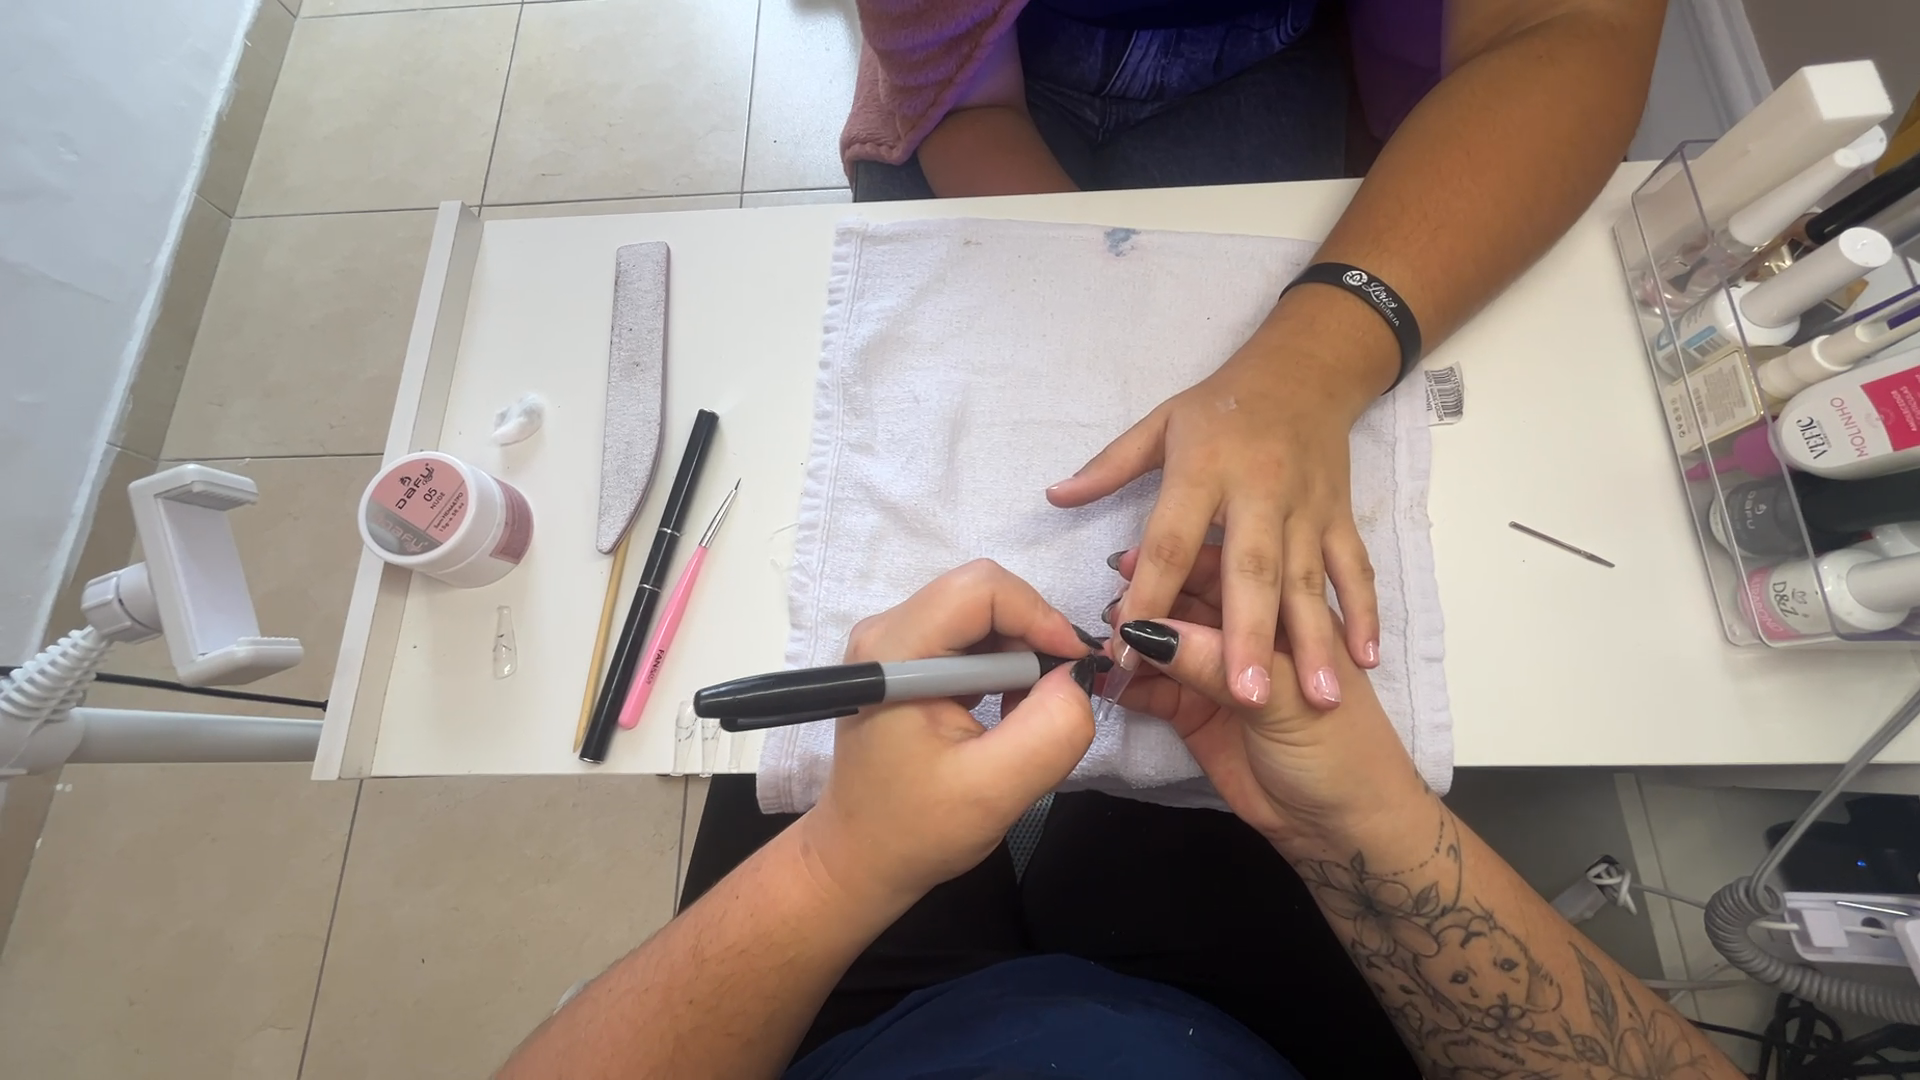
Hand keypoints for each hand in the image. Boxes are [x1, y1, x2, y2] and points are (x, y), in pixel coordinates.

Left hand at [801, 560, 1096, 905]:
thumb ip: (1050, 730)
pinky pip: (970, 635)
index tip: (1074, 664)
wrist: (861, 857)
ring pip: (981, 613)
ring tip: (1024, 713)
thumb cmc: (916, 830)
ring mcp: (894, 642)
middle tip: (1056, 694)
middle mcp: (887, 630)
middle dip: (1031, 636)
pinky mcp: (906, 658)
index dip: (1037, 614)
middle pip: (981, 595)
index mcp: (894, 653)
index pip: (979, 589)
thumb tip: (1079, 676)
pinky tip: (1002, 709)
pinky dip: (1002, 665)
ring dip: (1019, 654)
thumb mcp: (995, 792)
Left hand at [1047, 330, 1382, 712]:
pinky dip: (1364, 610)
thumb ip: (1108, 468)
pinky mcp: (1341, 514)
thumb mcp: (1158, 426)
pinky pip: (1355, 566)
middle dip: (1247, 634)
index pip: (1170, 542)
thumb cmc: (1219, 405)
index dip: (1148, 595)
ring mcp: (1306, 506)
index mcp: (1202, 471)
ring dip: (1312, 637)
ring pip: (1308, 578)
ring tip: (1317, 697)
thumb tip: (1054, 496)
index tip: (1128, 650)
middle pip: (1250, 569)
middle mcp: (1258, 491)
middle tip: (1245, 694)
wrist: (1304, 370)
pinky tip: (1366, 659)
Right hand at [1107, 547, 1424, 849]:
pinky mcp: (1189, 711)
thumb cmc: (1339, 750)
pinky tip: (1105, 683)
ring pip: (1161, 647)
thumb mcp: (1282, 698)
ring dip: (1131, 647)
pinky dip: (1126, 685)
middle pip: (1182, 606)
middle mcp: (1241, 634)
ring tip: (1103, 652)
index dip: (1177, 567)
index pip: (1223, 575)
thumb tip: (1145, 630)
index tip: (1132, 567)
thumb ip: (1214, 663)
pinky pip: (1150, 689)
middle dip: (1144, 607)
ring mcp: (1212, 673)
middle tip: (1109, 616)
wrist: (1340, 831)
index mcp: (1279, 614)